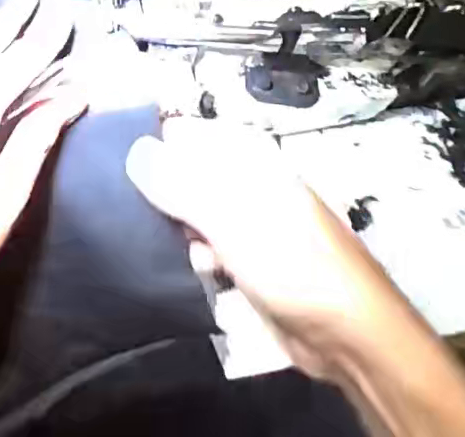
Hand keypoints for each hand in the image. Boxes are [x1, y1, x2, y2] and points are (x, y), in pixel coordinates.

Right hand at [124, 117, 408, 375]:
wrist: (344, 330)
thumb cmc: (289, 261)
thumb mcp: (229, 217)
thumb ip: (179, 183)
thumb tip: (134, 151)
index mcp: (245, 154)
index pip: (185, 133)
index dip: (153, 148)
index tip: (120, 170)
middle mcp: (244, 178)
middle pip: (184, 173)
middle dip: (162, 195)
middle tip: (145, 218)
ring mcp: (246, 216)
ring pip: (191, 212)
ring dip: (179, 230)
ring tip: (181, 248)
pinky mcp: (246, 253)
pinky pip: (206, 243)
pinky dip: (198, 254)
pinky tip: (203, 270)